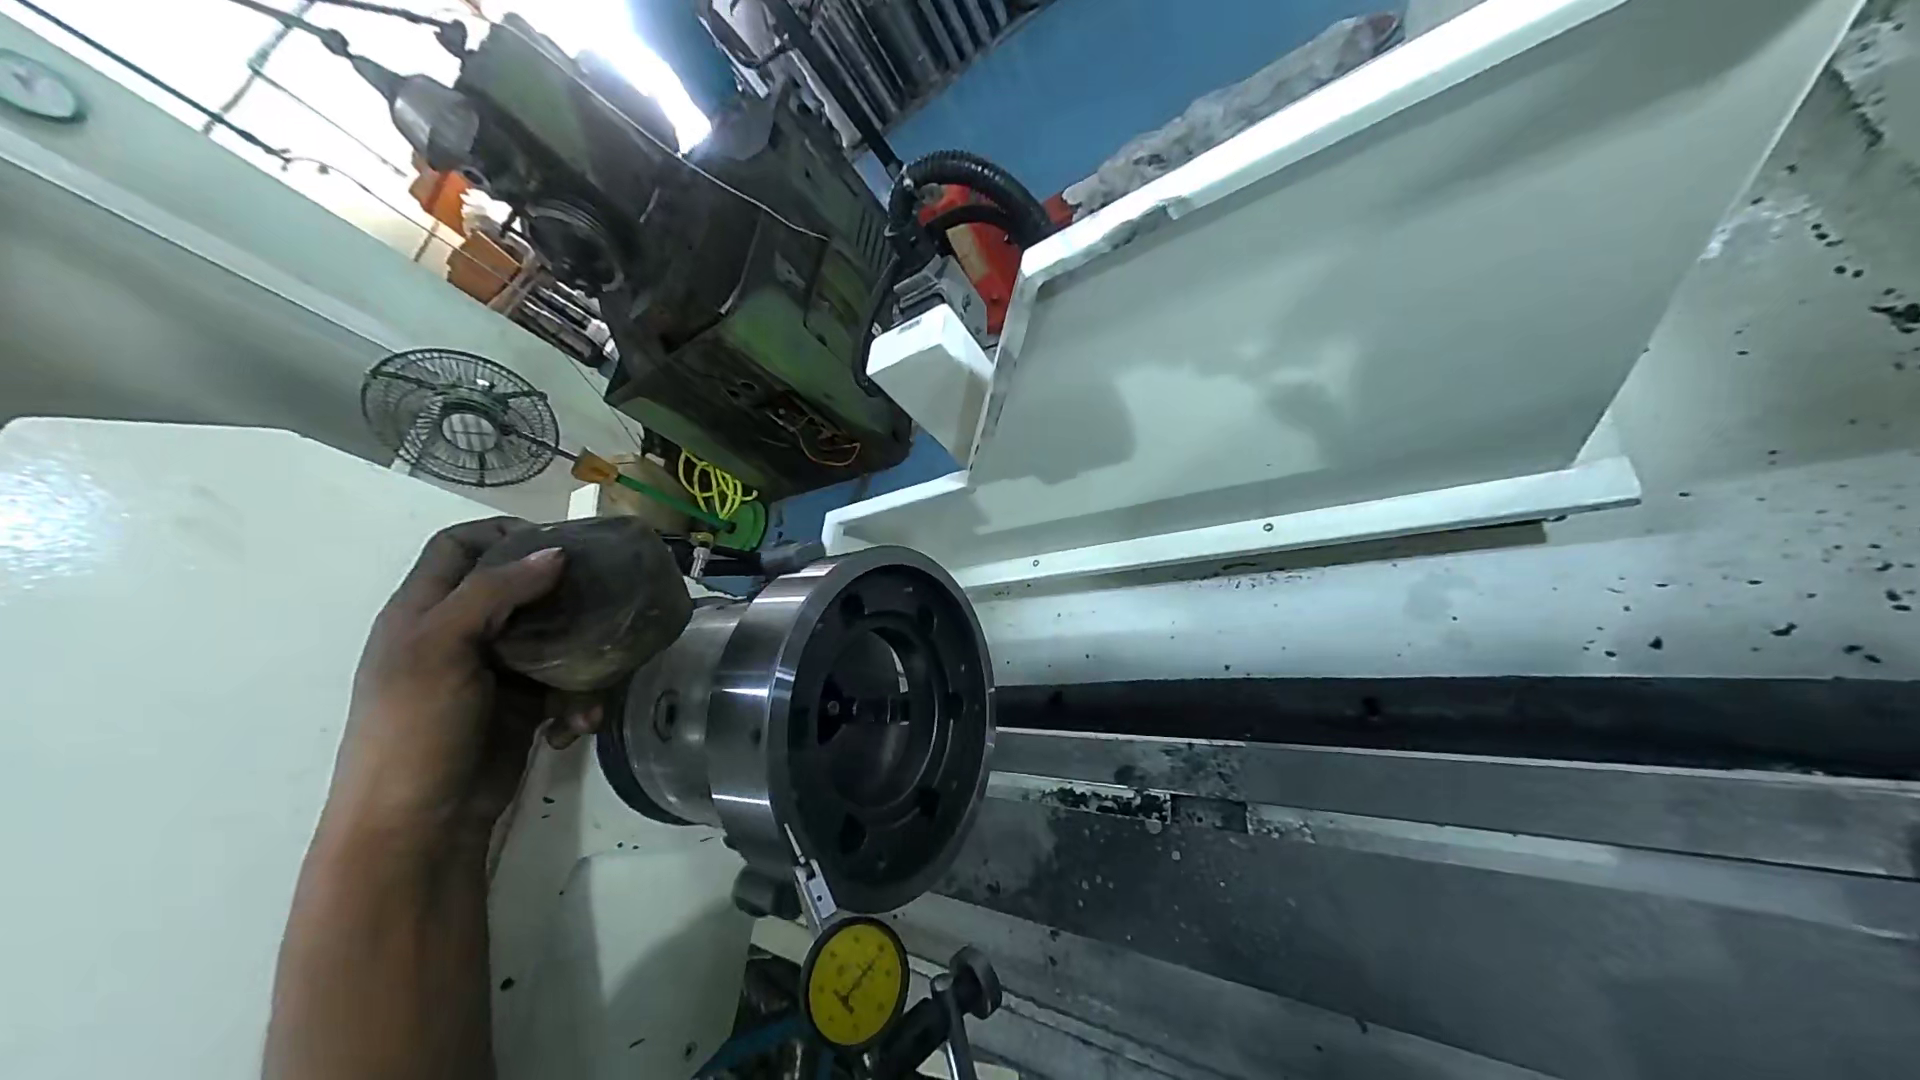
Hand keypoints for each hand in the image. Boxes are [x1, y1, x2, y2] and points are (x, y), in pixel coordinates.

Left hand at [325, 517, 596, 846]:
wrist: (418, 826)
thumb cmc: (415, 729)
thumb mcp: (439, 649)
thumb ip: (494, 593)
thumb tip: (556, 553)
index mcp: (424, 611)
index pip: (458, 547)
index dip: (503, 533)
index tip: (559, 542)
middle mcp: (461, 633)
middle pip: (517, 587)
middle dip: (561, 590)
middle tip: (605, 589)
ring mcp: (495, 671)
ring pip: (552, 636)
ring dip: (580, 655)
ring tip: (599, 675)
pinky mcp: (524, 705)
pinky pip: (564, 683)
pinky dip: (578, 700)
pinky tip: (577, 724)